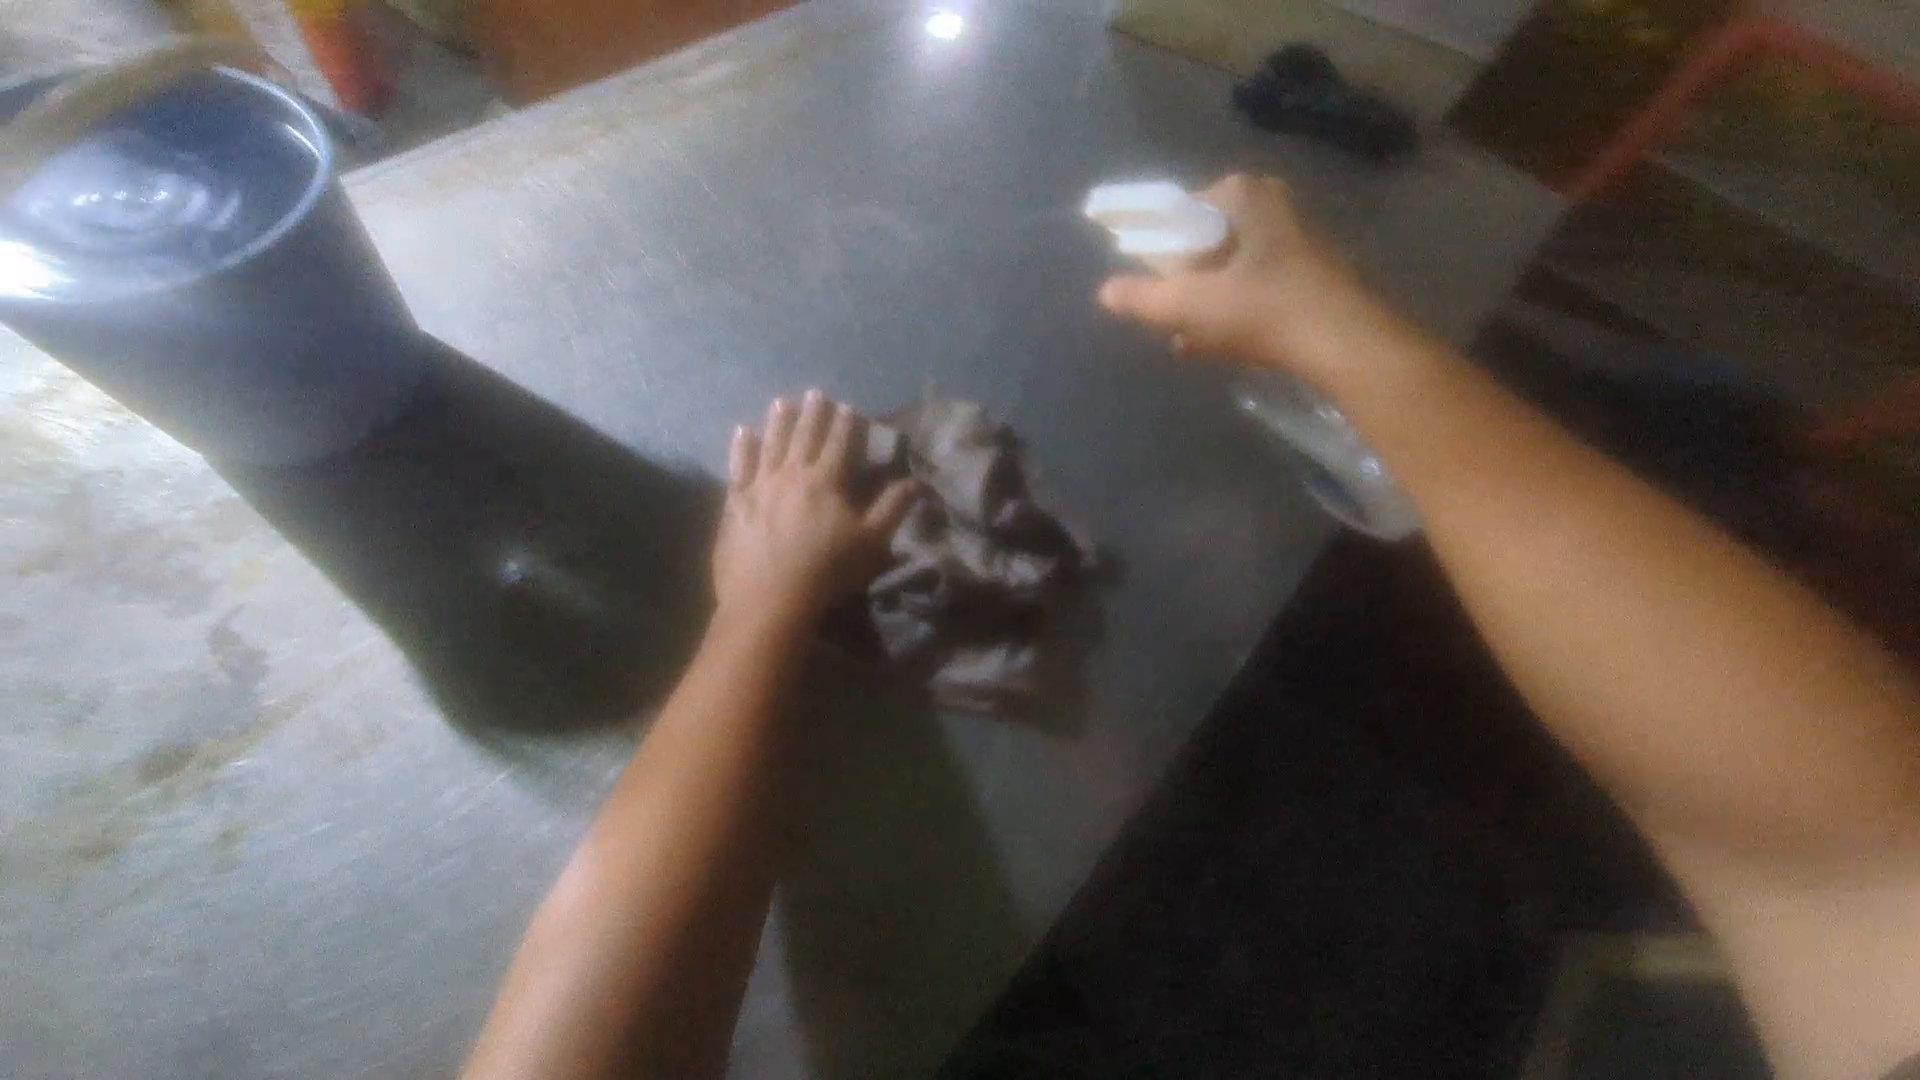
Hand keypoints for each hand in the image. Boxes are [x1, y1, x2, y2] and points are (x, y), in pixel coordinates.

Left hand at [712, 390, 919, 628]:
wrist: (769, 601)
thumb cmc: (828, 572)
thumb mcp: (872, 542)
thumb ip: (893, 507)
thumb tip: (920, 481)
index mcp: (827, 481)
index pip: (840, 444)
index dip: (846, 425)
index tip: (849, 407)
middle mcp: (791, 474)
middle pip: (804, 437)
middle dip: (812, 414)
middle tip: (815, 393)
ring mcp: (759, 486)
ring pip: (770, 444)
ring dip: (778, 422)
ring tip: (782, 402)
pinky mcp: (735, 503)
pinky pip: (738, 466)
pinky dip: (741, 447)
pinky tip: (742, 432)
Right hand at [1097, 174, 1378, 382]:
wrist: (1341, 344)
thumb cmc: (1261, 311)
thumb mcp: (1189, 306)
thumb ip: (1141, 298)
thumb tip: (1104, 292)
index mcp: (1241, 195)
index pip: (1177, 215)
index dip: (1154, 252)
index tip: (1147, 286)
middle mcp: (1271, 205)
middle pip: (1202, 244)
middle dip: (1181, 283)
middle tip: (1168, 318)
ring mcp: (1295, 239)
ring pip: (1228, 270)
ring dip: (1204, 304)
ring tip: (1187, 339)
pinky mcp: (1310, 274)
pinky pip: (1254, 287)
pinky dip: (1232, 312)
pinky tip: (1216, 345)